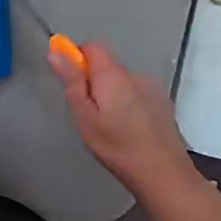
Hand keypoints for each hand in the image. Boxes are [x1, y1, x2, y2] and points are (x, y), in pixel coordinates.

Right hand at [47, 39, 192, 188]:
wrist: (164, 174)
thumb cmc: (117, 146)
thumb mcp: (85, 116)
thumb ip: (72, 82)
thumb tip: (56, 51)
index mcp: (113, 75)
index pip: (93, 46)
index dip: (77, 57)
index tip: (71, 82)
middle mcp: (135, 75)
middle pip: (107, 66)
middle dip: (93, 82)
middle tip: (87, 113)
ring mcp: (153, 89)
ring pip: (122, 82)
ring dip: (111, 95)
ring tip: (108, 126)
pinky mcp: (163, 104)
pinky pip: (136, 94)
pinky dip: (127, 104)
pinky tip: (128, 130)